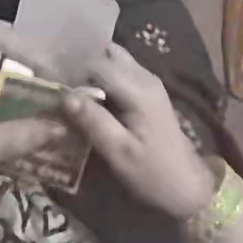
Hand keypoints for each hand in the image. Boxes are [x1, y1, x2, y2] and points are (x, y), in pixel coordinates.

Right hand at [62, 44, 217, 220]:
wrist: (190, 190)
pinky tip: (88, 96)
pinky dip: (101, 77)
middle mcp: (144, 77)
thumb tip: (64, 96)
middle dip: (81, 62)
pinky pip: (120, 71)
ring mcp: (148, 83)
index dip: (71, 70)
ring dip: (91, 68)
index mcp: (138, 89)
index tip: (52, 85)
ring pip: (113, 59)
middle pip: (106, 52)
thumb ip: (93, 122)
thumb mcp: (120, 153)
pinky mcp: (148, 92)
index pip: (96, 63)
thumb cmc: (154, 174)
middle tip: (59, 82)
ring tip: (70, 88)